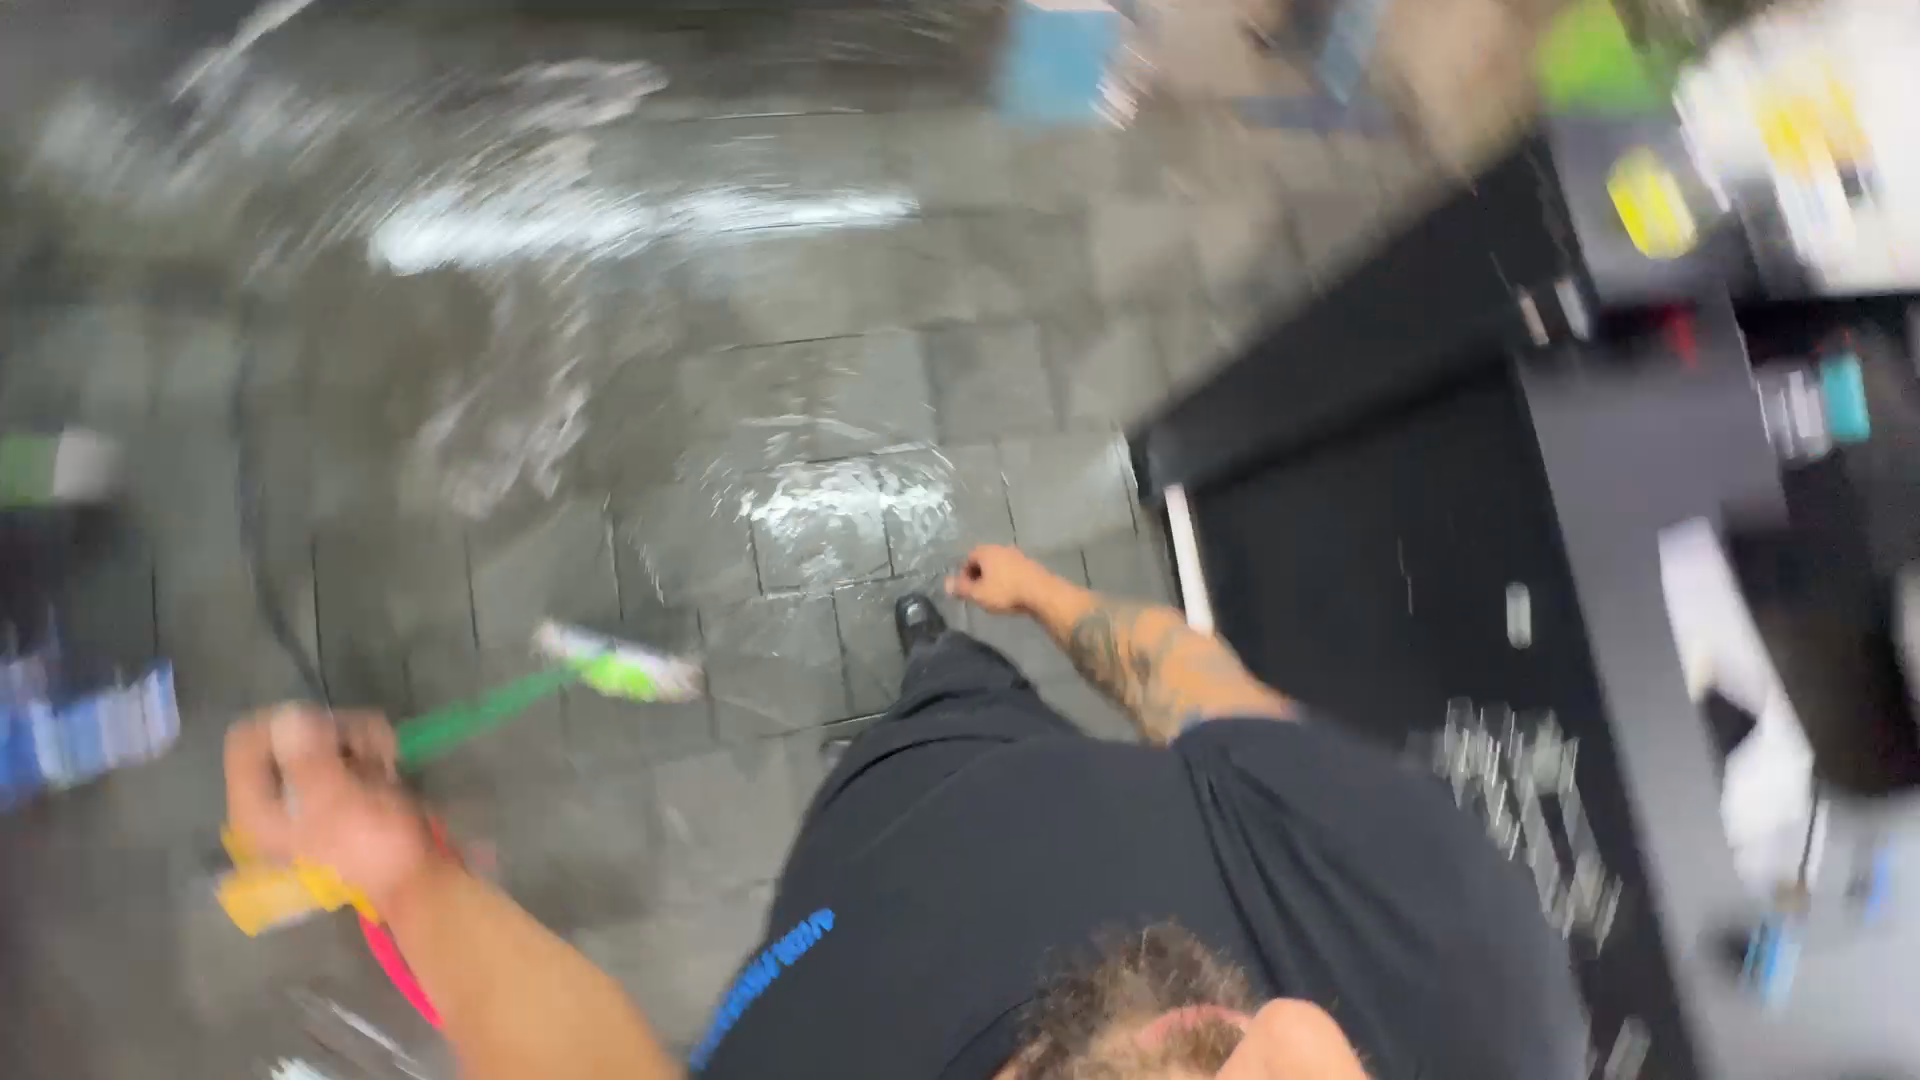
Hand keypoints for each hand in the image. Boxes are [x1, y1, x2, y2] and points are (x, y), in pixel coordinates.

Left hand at [224, 705, 434, 910]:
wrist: (412, 868)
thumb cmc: (370, 843)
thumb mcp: (337, 803)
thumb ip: (307, 760)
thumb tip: (287, 715)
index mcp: (257, 806)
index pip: (247, 743)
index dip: (289, 726)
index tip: (333, 732)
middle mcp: (277, 793)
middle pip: (293, 733)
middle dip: (338, 733)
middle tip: (369, 749)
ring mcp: (312, 787)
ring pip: (328, 735)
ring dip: (364, 738)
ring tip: (386, 760)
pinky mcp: (344, 782)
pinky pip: (352, 747)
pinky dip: (374, 747)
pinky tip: (389, 765)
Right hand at [946, 544, 1065, 615]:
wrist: (1041, 593)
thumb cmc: (1005, 592)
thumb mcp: (978, 594)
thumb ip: (961, 588)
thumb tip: (946, 584)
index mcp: (986, 551)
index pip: (968, 559)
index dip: (964, 575)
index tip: (966, 591)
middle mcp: (1001, 548)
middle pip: (984, 561)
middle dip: (979, 576)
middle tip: (978, 594)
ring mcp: (1018, 555)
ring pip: (999, 566)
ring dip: (994, 578)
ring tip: (994, 596)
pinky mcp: (1031, 566)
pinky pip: (1012, 571)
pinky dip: (1008, 580)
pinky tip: (1010, 594)